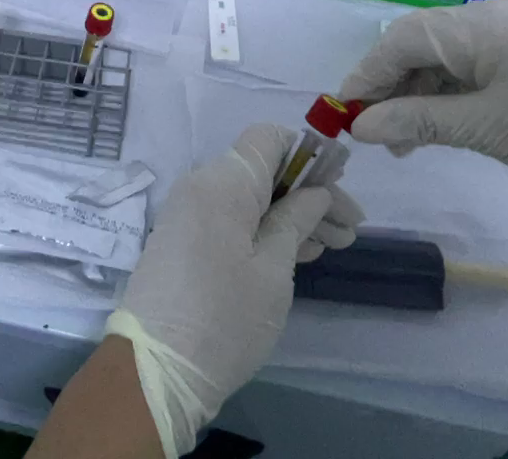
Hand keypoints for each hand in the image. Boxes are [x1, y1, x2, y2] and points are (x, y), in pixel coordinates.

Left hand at [106, 124, 360, 454]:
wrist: (155, 368)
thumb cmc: (224, 317)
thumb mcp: (274, 269)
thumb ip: (296, 219)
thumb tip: (315, 191)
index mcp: (223, 181)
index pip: (268, 138)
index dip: (307, 154)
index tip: (339, 187)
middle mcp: (202, 185)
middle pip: (264, 171)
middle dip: (309, 194)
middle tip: (351, 230)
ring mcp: (190, 213)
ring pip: (250, 198)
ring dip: (292, 216)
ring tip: (334, 246)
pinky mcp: (186, 240)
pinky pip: (232, 218)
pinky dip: (265, 229)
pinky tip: (300, 253)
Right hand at [338, 0, 507, 246]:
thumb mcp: (488, 129)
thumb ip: (417, 122)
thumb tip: (360, 125)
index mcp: (480, 24)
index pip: (401, 39)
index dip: (367, 75)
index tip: (343, 115)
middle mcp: (493, 18)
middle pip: (421, 45)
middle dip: (392, 89)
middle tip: (374, 136)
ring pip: (446, 59)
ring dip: (420, 97)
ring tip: (406, 143)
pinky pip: (475, 69)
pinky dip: (451, 97)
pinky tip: (442, 128)